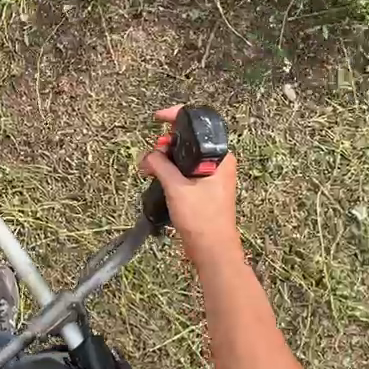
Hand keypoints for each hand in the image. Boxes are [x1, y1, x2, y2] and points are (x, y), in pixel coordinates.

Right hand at [139, 104, 239, 259]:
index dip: (176, 118)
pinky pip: (184, 172)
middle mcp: (218, 163)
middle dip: (165, 145)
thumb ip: (161, 165)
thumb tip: (149, 155)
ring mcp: (212, 177)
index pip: (198, 127)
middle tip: (150, 157)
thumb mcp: (176, 187)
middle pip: (188, 142)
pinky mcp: (204, 189)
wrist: (212, 250)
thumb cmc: (201, 219)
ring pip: (184, 158)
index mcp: (220, 157)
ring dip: (165, 161)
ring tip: (148, 170)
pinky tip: (156, 179)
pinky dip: (169, 173)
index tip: (158, 118)